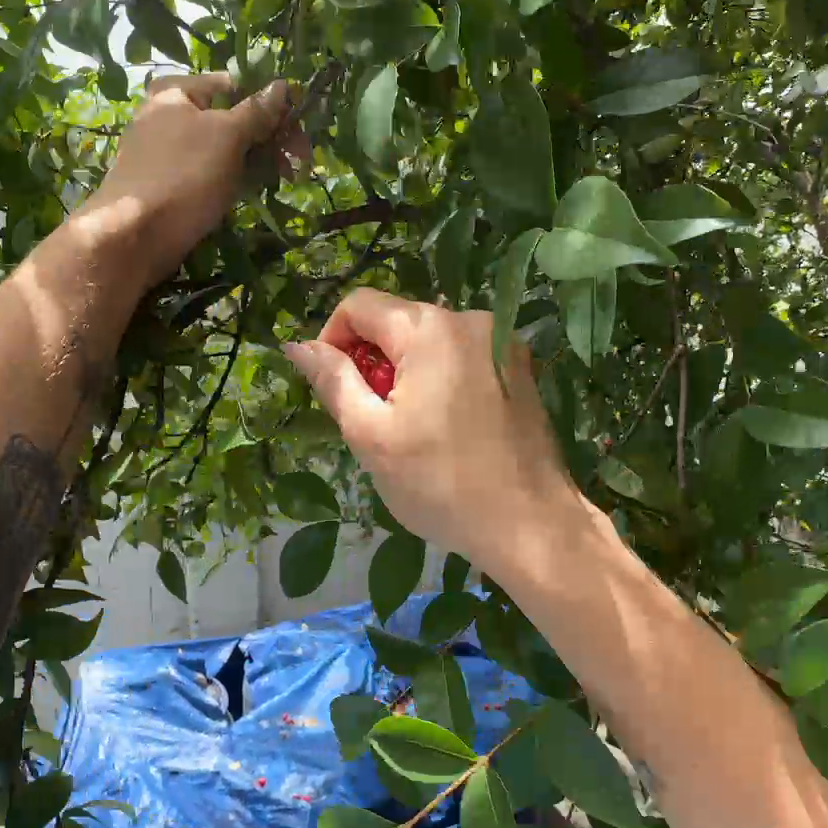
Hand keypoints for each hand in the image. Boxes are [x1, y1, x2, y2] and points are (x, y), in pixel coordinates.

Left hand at [76, 73, 302, 289]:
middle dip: (266, 140)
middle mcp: (167, 115)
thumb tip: (282, 86)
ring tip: (278, 183)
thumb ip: (256, 111)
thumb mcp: (227, 136)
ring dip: (252, 164)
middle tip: (296, 168)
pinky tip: (246, 196)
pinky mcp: (168, 184)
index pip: (235, 86)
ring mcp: (166, 152)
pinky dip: (229, 181)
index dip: (270, 109)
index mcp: (177, 91)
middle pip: (230, 119)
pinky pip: (207, 174)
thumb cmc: (184, 176)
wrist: (136, 235)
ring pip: (221, 150)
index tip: (297, 138)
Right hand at [283, 290, 589, 571]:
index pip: (360, 305)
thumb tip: (298, 346)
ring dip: (406, 373)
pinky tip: (444, 428)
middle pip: (398, 320)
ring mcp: (502, 343)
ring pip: (431, 342)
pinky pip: (463, 358)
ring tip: (409, 429)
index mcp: (429, 329)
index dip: (331, 338)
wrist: (529, 523)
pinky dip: (440, 380)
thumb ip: (333, 381)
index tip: (330, 385)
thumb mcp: (371, 435)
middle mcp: (470, 321)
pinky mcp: (520, 370)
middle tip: (370, 419)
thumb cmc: (439, 484)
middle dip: (373, 360)